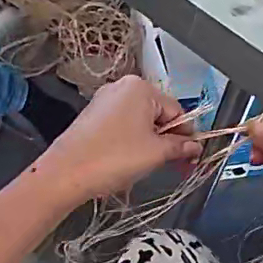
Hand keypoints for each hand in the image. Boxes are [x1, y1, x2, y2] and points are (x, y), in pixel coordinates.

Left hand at [29, 76, 201, 203]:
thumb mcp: (157, 153)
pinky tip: (131, 161)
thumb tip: (194, 147)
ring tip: (151, 166)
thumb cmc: (112, 157)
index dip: (187, 136)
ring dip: (152, 143)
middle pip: (159, 115)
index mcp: (140, 88)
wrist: (67, 174)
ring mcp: (104, 102)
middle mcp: (121, 88)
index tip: (192, 156)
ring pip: (141, 122)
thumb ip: (180, 147)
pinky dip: (133, 143)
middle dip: (168, 140)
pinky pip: (124, 127)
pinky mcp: (93, 118)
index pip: (177, 111)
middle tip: (177, 165)